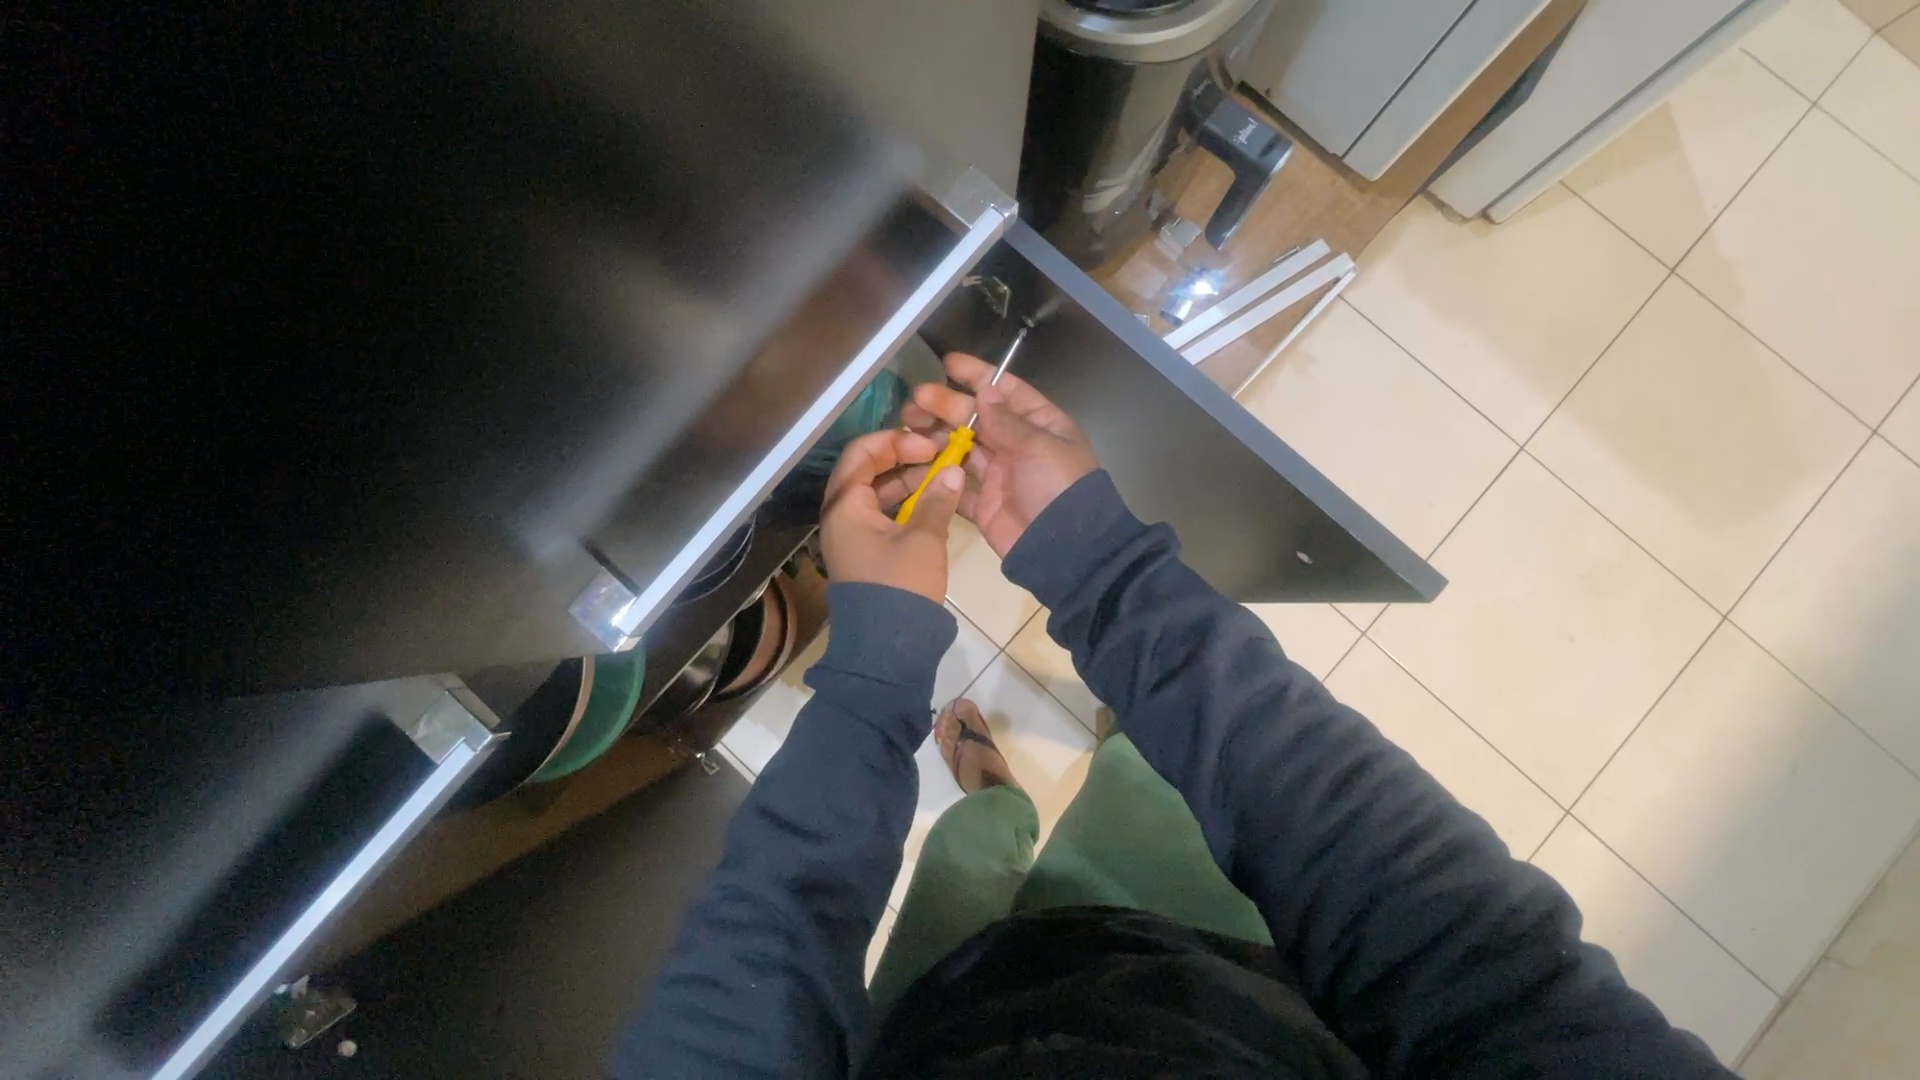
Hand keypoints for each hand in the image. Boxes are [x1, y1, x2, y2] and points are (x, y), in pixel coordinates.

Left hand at [819, 428, 965, 602]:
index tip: (930, 446)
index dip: (896, 441)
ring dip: (907, 482)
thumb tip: (954, 470)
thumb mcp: (924, 539)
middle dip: (905, 459)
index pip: (862, 452)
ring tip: (942, 477)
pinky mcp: (866, 553)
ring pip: (877, 495)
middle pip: (868, 471)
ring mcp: (853, 536)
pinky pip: (882, 516)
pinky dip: (905, 505)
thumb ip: (938, 500)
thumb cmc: (901, 585)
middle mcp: (842, 516)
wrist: (887, 646)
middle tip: (940, 457)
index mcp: (845, 506)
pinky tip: (933, 502)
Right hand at [902, 352, 1098, 557]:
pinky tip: (913, 462)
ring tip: (908, 427)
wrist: (1064, 548)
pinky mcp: (982, 504)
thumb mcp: (1038, 445)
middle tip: (915, 400)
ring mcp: (998, 476)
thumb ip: (1007, 420)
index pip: (1006, 391)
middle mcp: (1017, 446)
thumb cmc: (1057, 486)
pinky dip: (936, 475)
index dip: (977, 375)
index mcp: (1039, 425)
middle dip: (945, 406)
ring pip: (961, 448)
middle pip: (976, 418)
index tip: (948, 363)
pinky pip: (955, 485)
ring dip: (935, 436)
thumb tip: (985, 391)